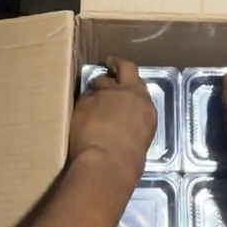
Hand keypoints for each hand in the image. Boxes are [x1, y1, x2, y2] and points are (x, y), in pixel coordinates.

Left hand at [70, 57, 156, 179]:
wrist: (107, 162)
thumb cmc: (127, 162)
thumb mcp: (140, 138)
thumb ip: (135, 121)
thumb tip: (126, 121)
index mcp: (146, 107)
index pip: (140, 85)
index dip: (131, 83)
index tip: (126, 84)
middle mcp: (129, 93)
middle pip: (127, 67)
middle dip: (119, 64)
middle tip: (111, 64)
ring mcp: (107, 93)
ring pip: (100, 80)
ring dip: (97, 87)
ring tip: (91, 100)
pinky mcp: (86, 98)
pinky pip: (85, 95)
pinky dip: (84, 103)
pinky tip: (80, 115)